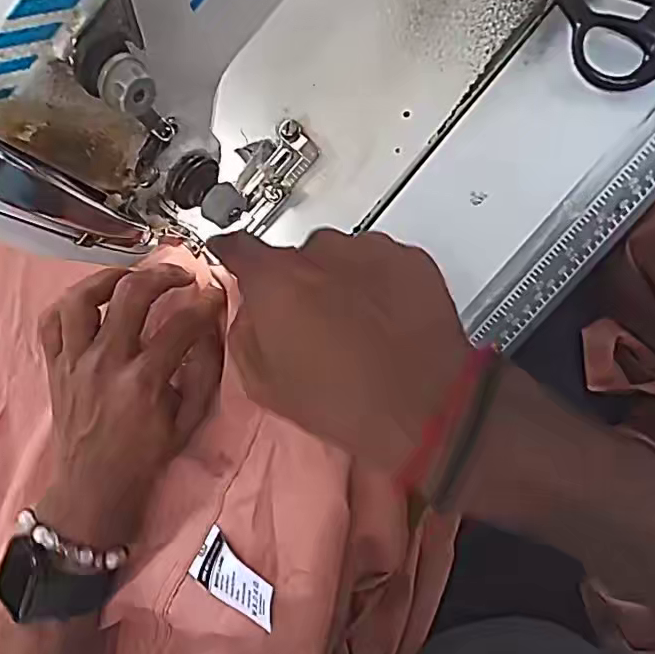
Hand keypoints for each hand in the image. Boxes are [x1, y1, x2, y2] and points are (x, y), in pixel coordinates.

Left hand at [35, 263, 224, 547]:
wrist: (93, 485)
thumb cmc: (144, 455)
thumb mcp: (189, 421)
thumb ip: (205, 373)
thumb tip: (210, 329)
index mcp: (143, 381)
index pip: (181, 325)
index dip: (206, 303)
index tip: (216, 293)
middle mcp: (105, 364)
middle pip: (132, 295)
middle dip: (164, 274)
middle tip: (181, 274)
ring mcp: (74, 362)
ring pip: (83, 298)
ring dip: (110, 277)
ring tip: (131, 277)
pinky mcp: (54, 366)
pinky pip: (50, 322)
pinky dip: (68, 303)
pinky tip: (91, 301)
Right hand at [209, 230, 469, 473]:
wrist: (423, 408)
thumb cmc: (347, 401)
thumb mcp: (264, 383)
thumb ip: (244, 332)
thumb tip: (248, 315)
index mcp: (276, 280)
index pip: (237, 245)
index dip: (231, 252)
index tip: (231, 252)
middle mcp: (319, 253)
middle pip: (294, 256)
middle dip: (299, 284)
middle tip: (313, 325)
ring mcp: (367, 251)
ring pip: (339, 257)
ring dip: (340, 283)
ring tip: (355, 329)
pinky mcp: (407, 258)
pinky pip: (378, 262)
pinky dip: (377, 284)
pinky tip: (381, 322)